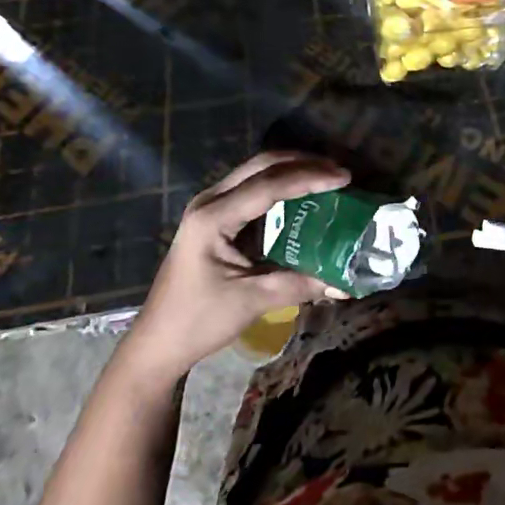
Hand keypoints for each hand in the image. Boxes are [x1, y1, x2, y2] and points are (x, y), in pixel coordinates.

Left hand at [125, 152, 350, 378]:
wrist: (159, 340)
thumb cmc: (199, 320)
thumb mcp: (251, 300)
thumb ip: (299, 285)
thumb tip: (345, 282)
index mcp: (213, 216)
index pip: (268, 185)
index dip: (308, 177)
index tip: (344, 177)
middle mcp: (210, 201)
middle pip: (261, 166)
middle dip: (302, 163)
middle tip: (340, 172)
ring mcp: (210, 207)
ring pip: (255, 174)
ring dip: (291, 172)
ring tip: (327, 178)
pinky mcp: (214, 219)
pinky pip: (251, 191)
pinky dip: (279, 189)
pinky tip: (303, 199)